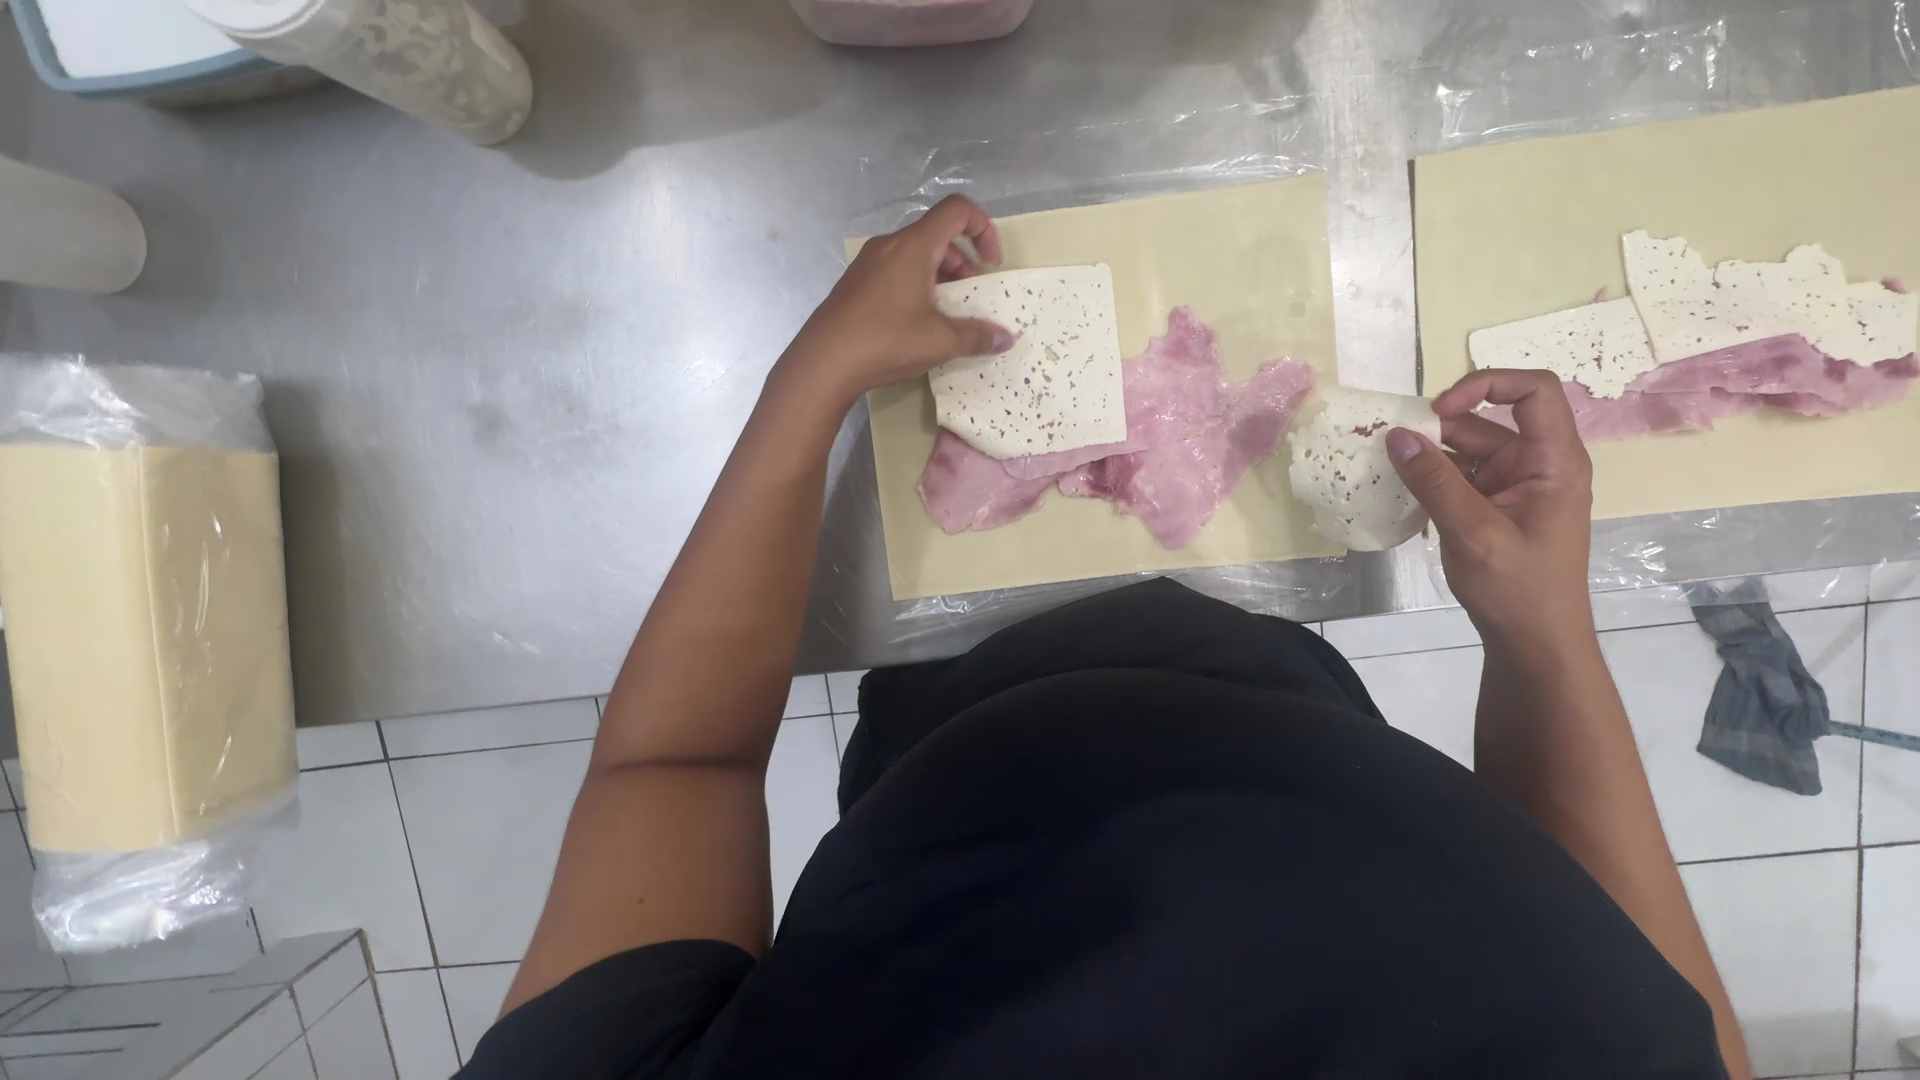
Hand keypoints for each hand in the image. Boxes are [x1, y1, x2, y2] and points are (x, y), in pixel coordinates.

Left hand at [778, 195, 1014, 407]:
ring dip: (940, 278)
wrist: (823, 362)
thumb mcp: (940, 341)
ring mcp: (868, 263)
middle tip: (971, 299)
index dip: (983, 228)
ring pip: (915, 256)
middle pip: (937, 236)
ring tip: (946, 315)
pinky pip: (895, 272)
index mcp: (914, 246)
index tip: (991, 263)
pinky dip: (916, 286)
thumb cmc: (886, 341)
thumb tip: (1006, 338)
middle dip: (963, 263)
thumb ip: (977, 336)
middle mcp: (890, 245)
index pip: (957, 210)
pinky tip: (915, 324)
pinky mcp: (855, 283)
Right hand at [1386, 369, 1595, 647]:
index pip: (1533, 392)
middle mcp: (1537, 464)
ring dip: (1428, 457)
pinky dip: (1430, 480)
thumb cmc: (1518, 587)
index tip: (1437, 411)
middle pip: (1487, 421)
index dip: (1486, 385)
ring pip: (1466, 450)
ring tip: (1386, 471)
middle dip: (1438, 429)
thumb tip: (1397, 436)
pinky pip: (1459, 477)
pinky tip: (1402, 494)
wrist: (1534, 639)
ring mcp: (1515, 486)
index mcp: (1554, 461)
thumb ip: (1434, 482)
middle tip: (1390, 447)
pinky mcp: (1494, 506)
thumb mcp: (1473, 532)